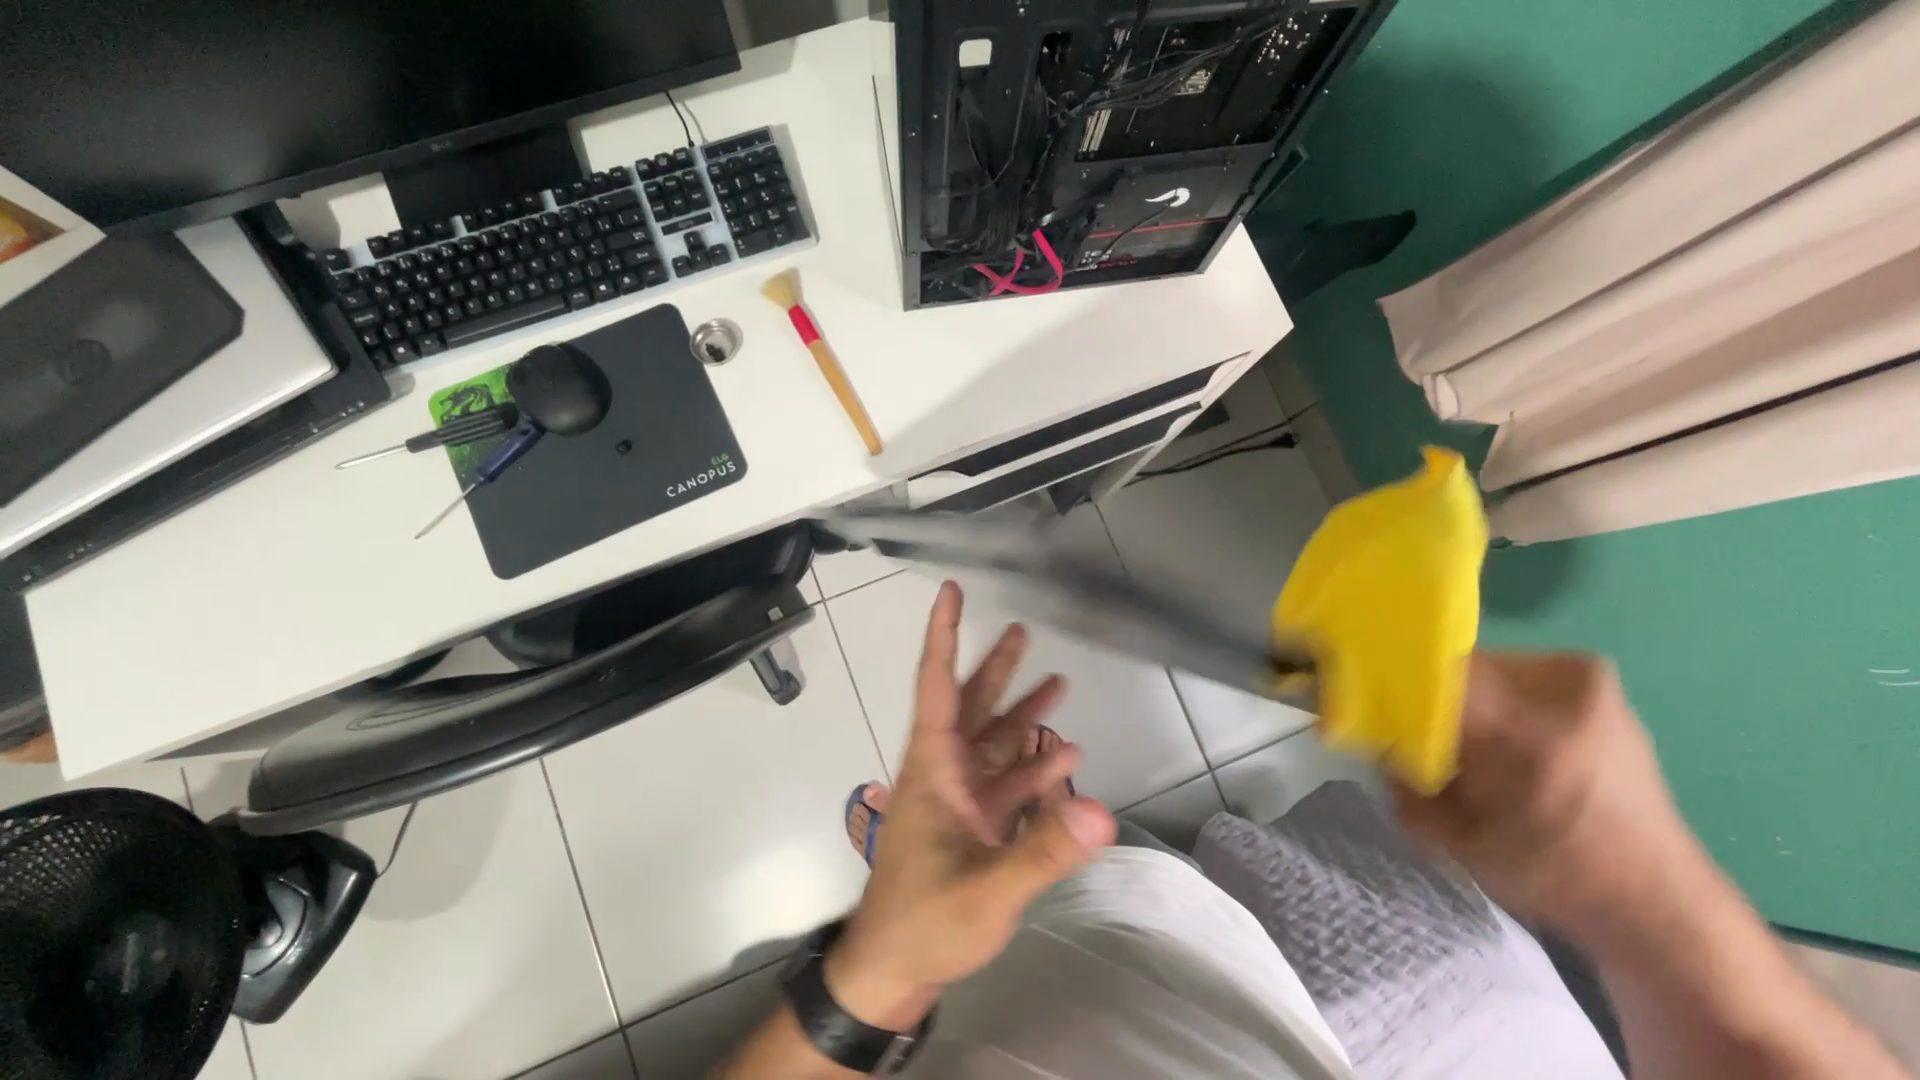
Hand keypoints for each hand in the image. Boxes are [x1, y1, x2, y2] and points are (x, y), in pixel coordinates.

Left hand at [826, 582, 1116, 1028]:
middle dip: (995, 667)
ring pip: (992, 743)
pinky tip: (1065, 760)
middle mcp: (943, 772)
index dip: (943, 636)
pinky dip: (1032, 770)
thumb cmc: (926, 920)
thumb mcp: (988, 888)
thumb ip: (1043, 850)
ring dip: (1021, 715)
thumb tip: (1103, 812)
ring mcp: (958, 800)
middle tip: (1021, 630)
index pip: (938, 686)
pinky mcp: (971, 826)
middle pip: (970, 705)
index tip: (949, 592)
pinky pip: (1005, 785)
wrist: (893, 970)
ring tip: (1057, 682)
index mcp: (933, 767)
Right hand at [1395, 652, 1707, 944]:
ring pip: (1483, 671)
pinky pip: (1512, 676)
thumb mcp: (1460, 840)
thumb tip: (1372, 740)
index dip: (1389, 687)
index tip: (1359, 705)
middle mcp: (1565, 691)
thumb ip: (1406, 785)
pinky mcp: (1595, 683)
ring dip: (1460, 700)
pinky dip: (1492, 700)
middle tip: (1415, 738)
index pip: (1434, 679)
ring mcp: (1586, 679)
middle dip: (1426, 699)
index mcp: (1532, 738)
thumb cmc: (1553, 876)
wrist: (1656, 898)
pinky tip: (1501, 741)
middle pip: (1456, 670)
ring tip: (1467, 747)